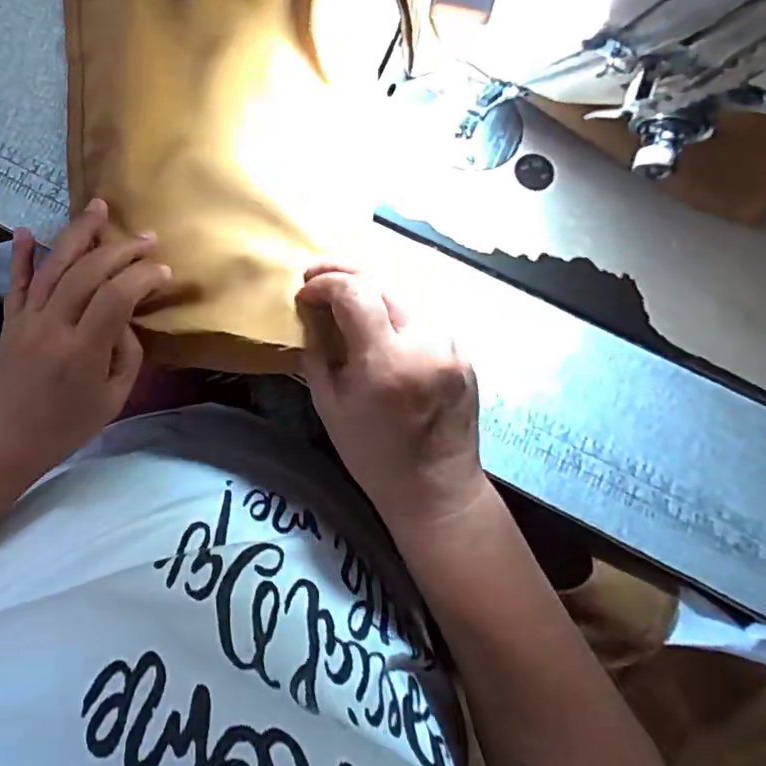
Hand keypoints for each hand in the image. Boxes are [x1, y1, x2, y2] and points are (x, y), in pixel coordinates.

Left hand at [0, 200, 170, 470]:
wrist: (0, 442)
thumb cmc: (62, 429)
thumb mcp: (111, 401)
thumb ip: (125, 356)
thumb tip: (124, 319)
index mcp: (81, 350)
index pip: (116, 297)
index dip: (143, 278)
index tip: (163, 271)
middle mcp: (52, 326)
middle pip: (87, 272)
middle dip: (120, 249)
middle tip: (147, 237)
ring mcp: (26, 319)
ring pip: (53, 266)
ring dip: (77, 234)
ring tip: (98, 207)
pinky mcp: (8, 320)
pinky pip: (16, 282)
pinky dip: (22, 255)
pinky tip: (26, 230)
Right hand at [297, 263, 486, 535]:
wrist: (436, 489)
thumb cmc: (371, 453)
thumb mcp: (328, 402)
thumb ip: (318, 351)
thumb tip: (311, 315)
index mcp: (387, 360)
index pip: (354, 291)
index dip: (323, 284)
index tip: (303, 294)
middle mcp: (424, 344)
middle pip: (380, 284)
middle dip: (342, 275)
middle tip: (314, 278)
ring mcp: (450, 347)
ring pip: (401, 299)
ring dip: (368, 294)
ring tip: (342, 302)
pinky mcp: (462, 354)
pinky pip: (419, 320)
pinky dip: (392, 316)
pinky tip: (375, 328)